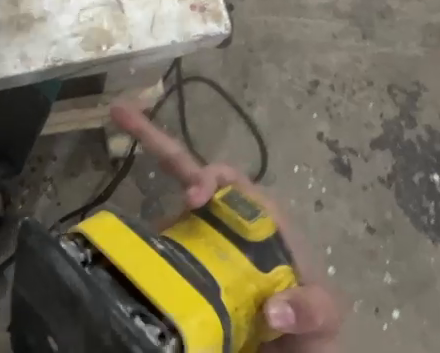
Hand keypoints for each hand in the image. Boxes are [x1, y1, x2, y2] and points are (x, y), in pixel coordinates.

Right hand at [110, 102, 343, 352]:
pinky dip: (137, 246)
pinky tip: (119, 248)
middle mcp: (224, 222)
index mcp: (258, 218)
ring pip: (167, 213)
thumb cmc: (313, 327)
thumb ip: (309, 307)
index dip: (207, 178)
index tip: (192, 197)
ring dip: (143, 194)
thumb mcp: (323, 315)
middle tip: (120, 112)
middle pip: (186, 173)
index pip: (228, 180)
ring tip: (116, 201)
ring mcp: (202, 245)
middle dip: (152, 137)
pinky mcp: (185, 273)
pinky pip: (158, 253)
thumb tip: (275, 311)